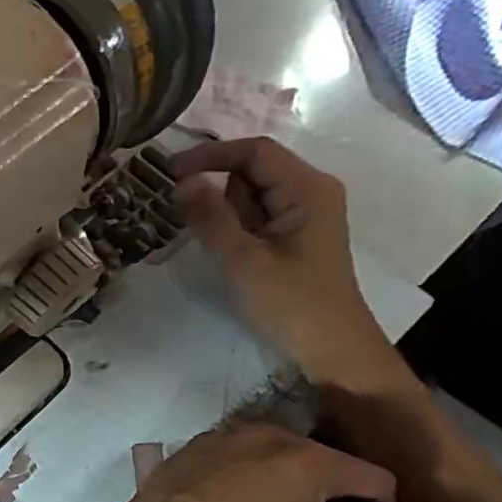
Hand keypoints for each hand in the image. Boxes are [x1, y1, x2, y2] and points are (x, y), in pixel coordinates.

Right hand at [169, 138, 378, 375]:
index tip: (170, 172)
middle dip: (220, 192)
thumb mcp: (244, 260)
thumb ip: (211, 217)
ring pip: (253, 196)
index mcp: (307, 188)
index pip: (254, 151)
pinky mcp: (297, 237)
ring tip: (223, 251)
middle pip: (253, 171)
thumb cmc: (291, 304)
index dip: (210, 156)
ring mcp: (306, 215)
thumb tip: (181, 182)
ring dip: (227, 214)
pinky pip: (260, 218)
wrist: (332, 351)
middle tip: (195, 226)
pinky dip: (238, 228)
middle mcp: (311, 191)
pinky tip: (232, 255)